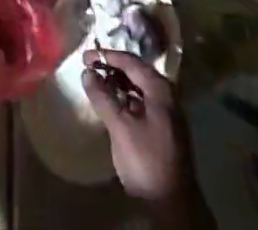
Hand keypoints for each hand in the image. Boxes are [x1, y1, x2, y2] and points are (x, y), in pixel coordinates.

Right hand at [82, 49, 195, 205]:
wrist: (173, 201)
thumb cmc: (146, 159)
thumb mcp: (121, 127)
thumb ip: (104, 98)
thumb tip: (87, 73)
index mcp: (160, 88)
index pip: (131, 62)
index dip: (107, 56)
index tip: (85, 56)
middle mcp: (167, 94)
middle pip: (137, 72)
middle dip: (112, 68)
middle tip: (89, 68)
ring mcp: (167, 111)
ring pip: (139, 88)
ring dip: (118, 84)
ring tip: (97, 84)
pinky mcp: (164, 127)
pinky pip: (142, 102)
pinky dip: (126, 99)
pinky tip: (113, 105)